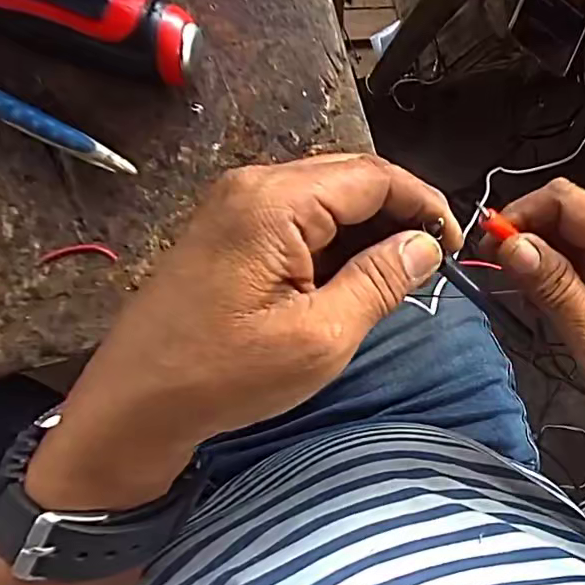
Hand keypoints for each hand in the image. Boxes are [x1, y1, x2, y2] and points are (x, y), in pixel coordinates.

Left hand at [28, 154, 457, 509]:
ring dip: (373, 227)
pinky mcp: (233, 228)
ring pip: (331, 196)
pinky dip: (341, 239)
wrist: (132, 407)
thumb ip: (380, 281)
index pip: (374, 177)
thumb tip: (426, 246)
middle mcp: (255, 186)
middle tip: (431, 260)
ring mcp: (238, 204)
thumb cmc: (226, 375)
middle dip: (402, 213)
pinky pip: (304, 217)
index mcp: (275, 203)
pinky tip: (356, 274)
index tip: (452, 245)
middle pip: (353, 177)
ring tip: (400, 272)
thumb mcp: (322, 335)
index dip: (424, 204)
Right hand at [488, 178, 584, 435]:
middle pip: (563, 212)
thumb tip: (511, 244)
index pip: (566, 200)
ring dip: (535, 257)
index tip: (490, 247)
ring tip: (522, 295)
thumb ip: (554, 286)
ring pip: (565, 235)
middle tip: (497, 272)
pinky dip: (550, 274)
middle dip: (524, 235)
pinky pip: (575, 259)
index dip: (522, 213)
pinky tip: (542, 302)